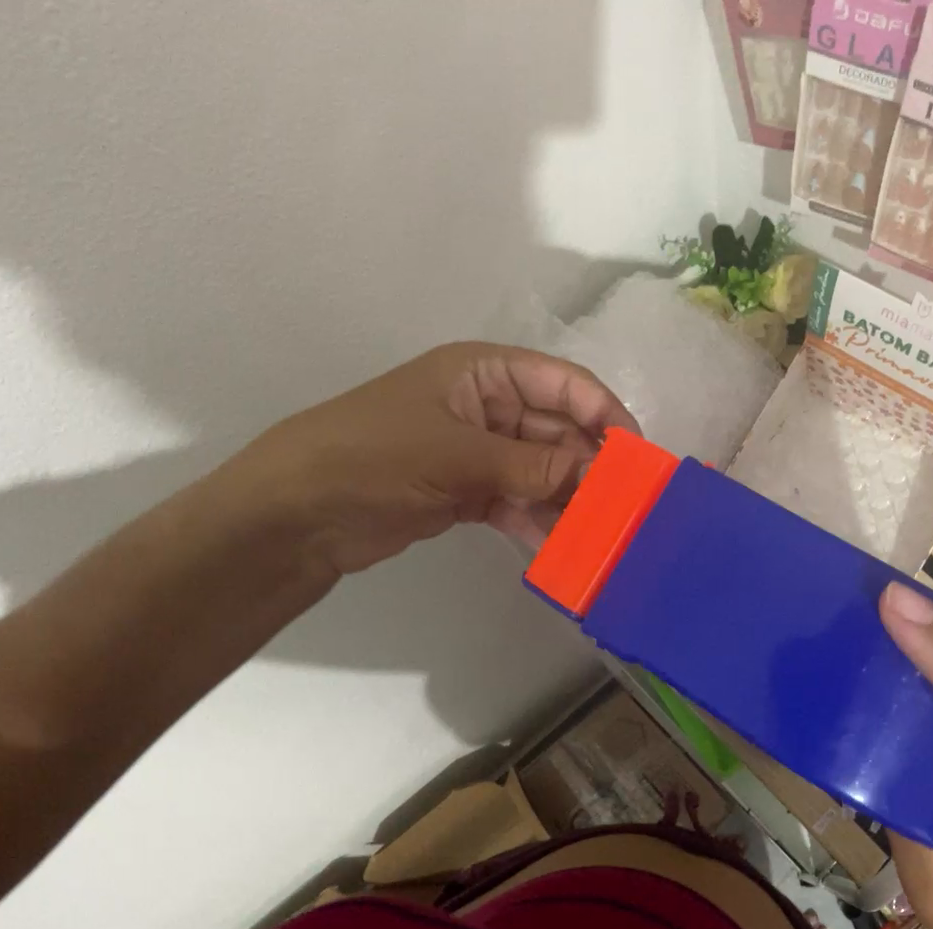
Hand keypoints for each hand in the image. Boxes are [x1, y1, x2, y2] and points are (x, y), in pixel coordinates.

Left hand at [214, 342, 636, 574]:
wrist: (296, 512)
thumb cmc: (373, 456)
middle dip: (590, 466)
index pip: (563, 383)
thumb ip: (532, 467)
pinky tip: (563, 550)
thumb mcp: (457, 455)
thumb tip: (596, 479)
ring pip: (543, 472)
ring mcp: (478, 453)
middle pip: (558, 431)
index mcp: (484, 373)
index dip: (604, 414)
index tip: (636, 455)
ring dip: (569, 500)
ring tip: (603, 534)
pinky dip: (539, 522)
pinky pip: (519, 503)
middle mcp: (488, 407)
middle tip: (626, 507)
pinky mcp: (468, 493)